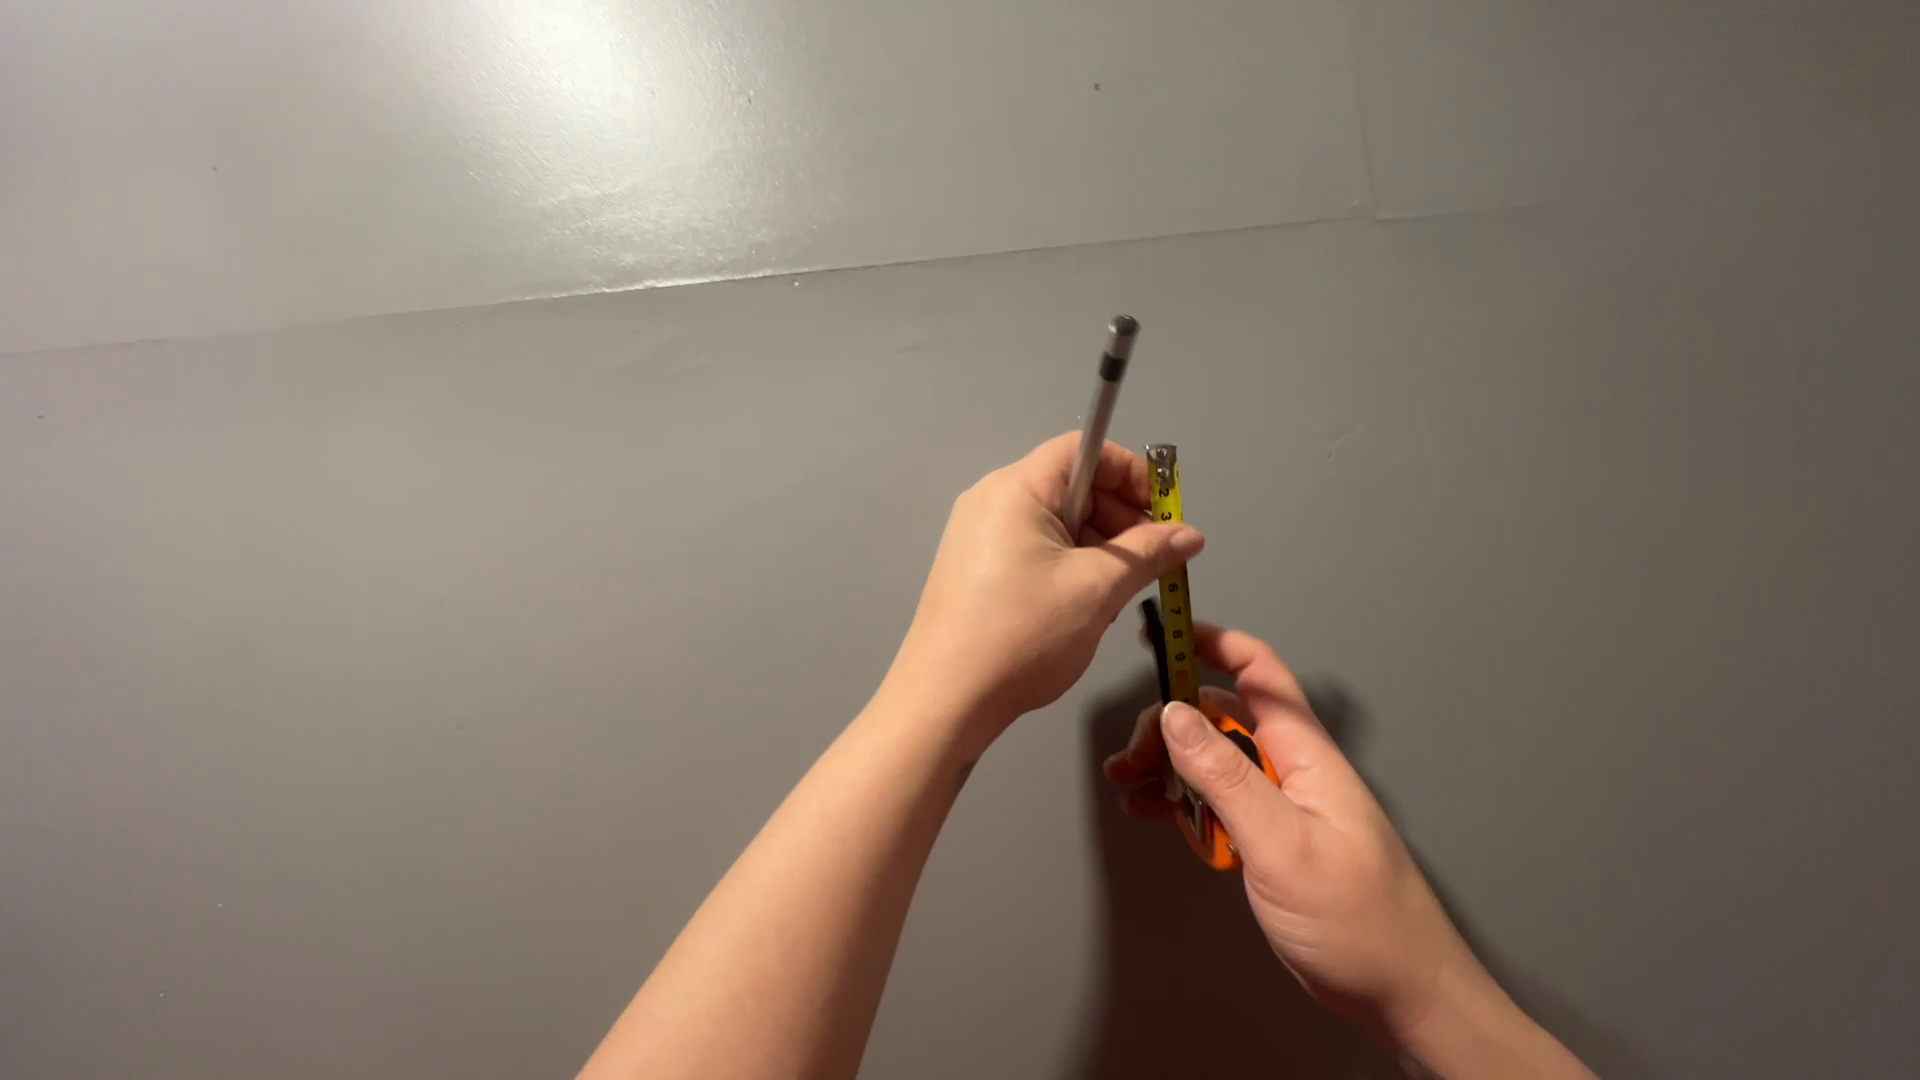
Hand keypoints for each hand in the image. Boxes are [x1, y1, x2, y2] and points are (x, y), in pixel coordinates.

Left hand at [880, 433, 1203, 752]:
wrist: (946, 699)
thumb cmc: (1023, 635)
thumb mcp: (1096, 589)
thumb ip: (1148, 552)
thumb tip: (1189, 534)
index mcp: (1015, 488)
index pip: (1083, 448)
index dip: (1131, 472)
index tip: (1163, 513)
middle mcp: (990, 500)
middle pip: (1070, 485)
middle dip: (1118, 516)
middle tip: (1151, 559)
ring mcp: (976, 535)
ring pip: (1054, 522)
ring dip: (1097, 546)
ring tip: (1118, 591)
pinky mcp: (973, 568)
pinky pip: (1033, 547)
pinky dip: (1067, 564)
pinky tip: (1084, 603)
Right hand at [1103, 623, 1488, 1038]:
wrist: (1405, 999)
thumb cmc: (1360, 924)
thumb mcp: (1281, 845)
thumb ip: (1225, 777)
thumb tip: (1174, 714)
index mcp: (1303, 754)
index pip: (1258, 673)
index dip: (1213, 642)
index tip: (1163, 632)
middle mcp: (1289, 768)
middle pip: (1219, 718)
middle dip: (1168, 725)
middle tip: (1131, 758)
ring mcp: (1278, 803)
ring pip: (1211, 760)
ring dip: (1166, 765)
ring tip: (1127, 783)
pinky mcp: (1267, 836)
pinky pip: (1214, 801)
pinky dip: (1179, 801)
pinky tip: (1149, 810)